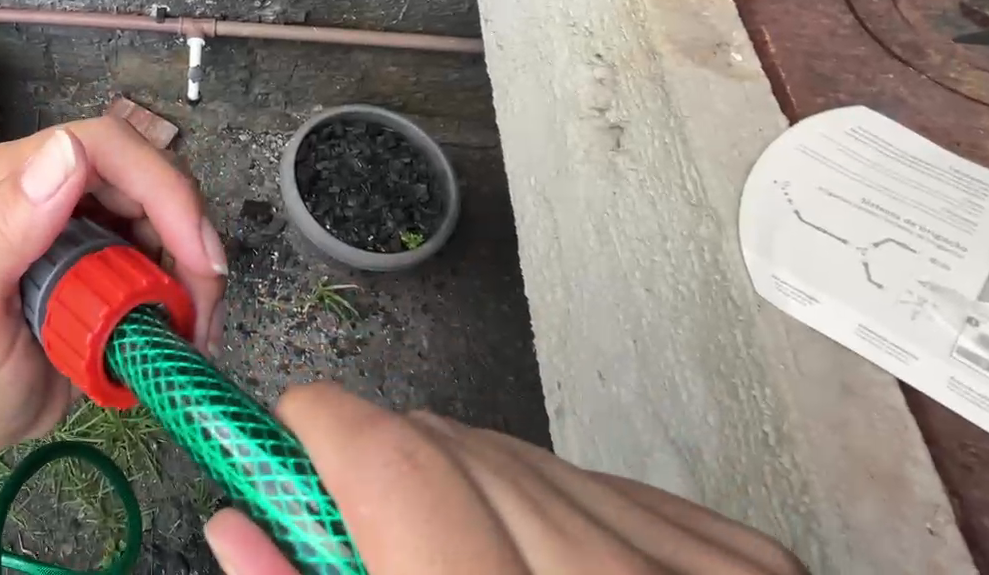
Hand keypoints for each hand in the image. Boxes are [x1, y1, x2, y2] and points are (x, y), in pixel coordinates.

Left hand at [0, 117, 228, 466]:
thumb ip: (0, 230)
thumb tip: (67, 148)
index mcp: (7, 178)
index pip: (103, 147)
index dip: (161, 188)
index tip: (194, 257)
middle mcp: (47, 183)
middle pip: (144, 173)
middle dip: (188, 231)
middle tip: (203, 307)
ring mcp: (78, 217)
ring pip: (162, 209)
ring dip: (191, 264)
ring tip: (193, 328)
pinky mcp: (103, 253)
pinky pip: (161, 247)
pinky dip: (184, 283)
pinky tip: (183, 327)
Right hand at [205, 383, 805, 574]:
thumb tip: (232, 526)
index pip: (399, 464)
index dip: (322, 428)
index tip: (293, 445)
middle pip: (446, 445)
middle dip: (384, 469)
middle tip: (377, 539)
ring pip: (514, 452)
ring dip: (465, 487)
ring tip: (476, 573)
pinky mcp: (755, 560)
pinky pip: (599, 482)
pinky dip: (550, 508)